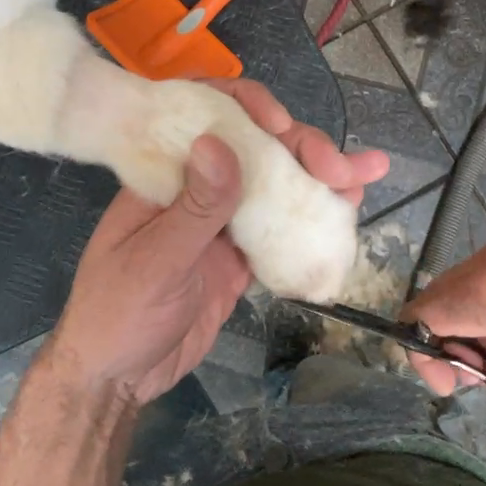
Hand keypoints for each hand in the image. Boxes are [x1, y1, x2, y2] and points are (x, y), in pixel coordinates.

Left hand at [48, 80, 387, 406]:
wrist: (118, 378)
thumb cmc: (118, 314)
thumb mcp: (155, 261)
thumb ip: (194, 208)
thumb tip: (221, 144)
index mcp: (162, 174)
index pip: (204, 115)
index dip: (246, 107)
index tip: (281, 127)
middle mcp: (193, 187)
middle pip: (252, 146)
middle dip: (301, 147)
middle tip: (340, 170)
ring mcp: (219, 221)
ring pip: (274, 183)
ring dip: (319, 177)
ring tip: (367, 175)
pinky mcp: (238, 255)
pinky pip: (280, 227)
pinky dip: (312, 218)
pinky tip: (345, 212)